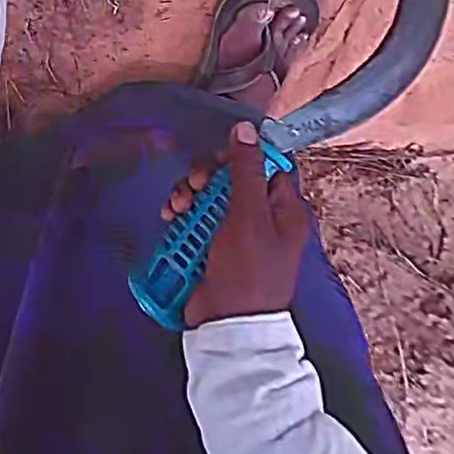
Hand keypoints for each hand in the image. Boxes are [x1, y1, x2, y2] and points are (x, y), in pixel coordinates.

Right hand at [163, 122, 309, 327]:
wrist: (228, 326)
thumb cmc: (247, 269)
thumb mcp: (249, 215)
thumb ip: (245, 170)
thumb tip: (246, 128)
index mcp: (283, 209)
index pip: (265, 165)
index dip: (240, 157)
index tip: (220, 159)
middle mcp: (261, 216)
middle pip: (231, 177)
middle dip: (207, 177)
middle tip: (195, 186)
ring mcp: (234, 231)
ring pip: (209, 194)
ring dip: (189, 194)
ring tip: (177, 207)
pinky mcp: (211, 243)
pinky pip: (195, 216)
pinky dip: (182, 213)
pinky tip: (171, 217)